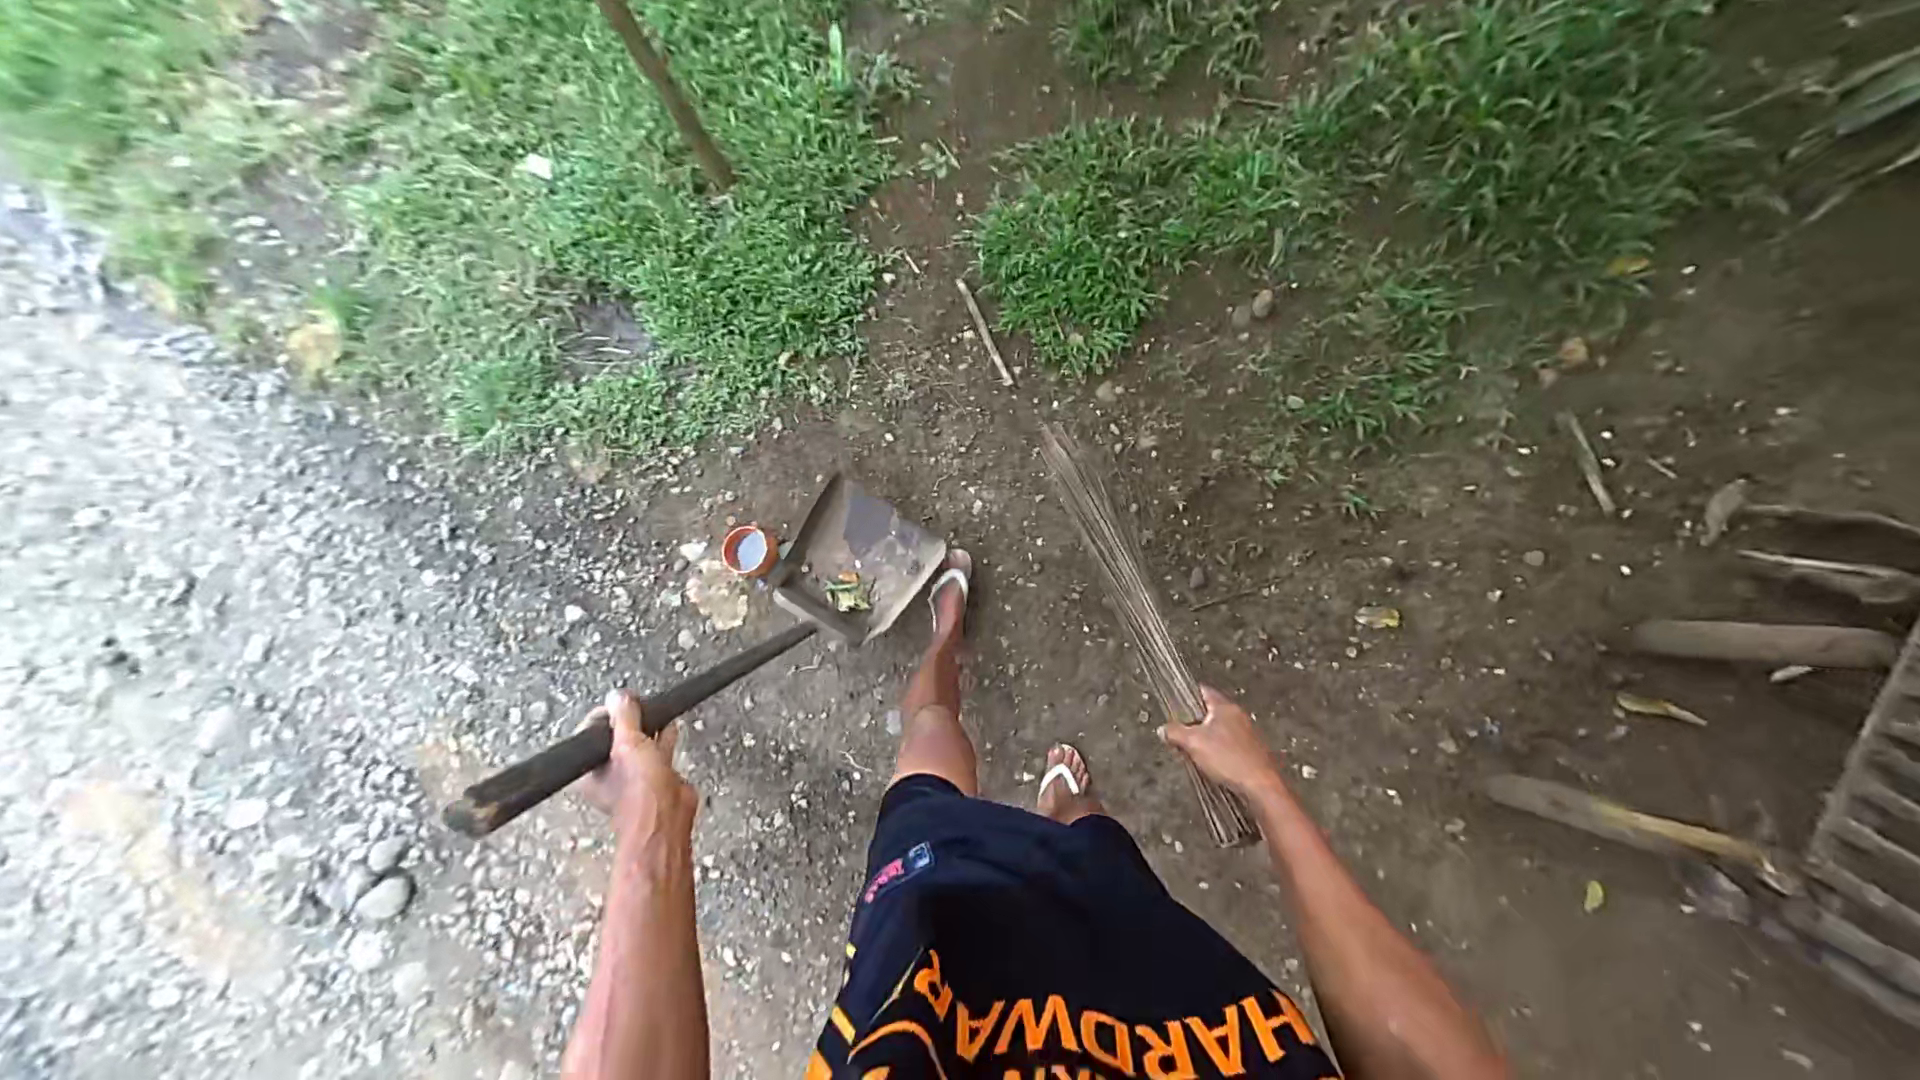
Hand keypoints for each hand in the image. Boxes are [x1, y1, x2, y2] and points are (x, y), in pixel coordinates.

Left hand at [574, 689, 697, 843]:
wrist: (669, 813)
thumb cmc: (640, 790)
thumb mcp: (629, 744)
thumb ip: (624, 718)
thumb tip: (618, 696)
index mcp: (590, 770)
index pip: (592, 731)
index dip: (607, 714)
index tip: (622, 702)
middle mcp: (608, 772)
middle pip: (615, 735)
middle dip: (628, 719)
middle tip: (638, 704)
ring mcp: (633, 773)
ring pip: (637, 741)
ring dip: (647, 727)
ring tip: (654, 710)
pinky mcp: (656, 774)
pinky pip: (657, 748)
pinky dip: (663, 736)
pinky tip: (669, 725)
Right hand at [1160, 685, 1287, 799]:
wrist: (1261, 787)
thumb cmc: (1228, 759)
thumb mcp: (1192, 743)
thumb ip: (1174, 733)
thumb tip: (1163, 729)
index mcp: (1225, 707)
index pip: (1203, 691)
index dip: (1186, 696)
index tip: (1174, 705)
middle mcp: (1239, 716)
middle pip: (1210, 712)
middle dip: (1194, 722)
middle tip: (1180, 734)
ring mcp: (1249, 734)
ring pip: (1220, 730)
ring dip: (1206, 739)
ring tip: (1193, 752)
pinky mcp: (1254, 752)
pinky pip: (1230, 745)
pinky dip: (1219, 751)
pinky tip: (1212, 765)